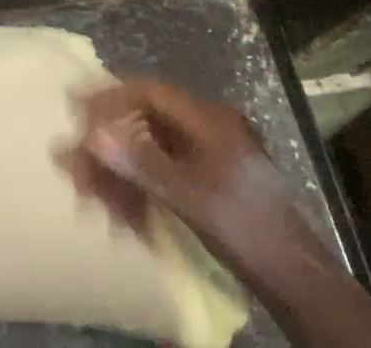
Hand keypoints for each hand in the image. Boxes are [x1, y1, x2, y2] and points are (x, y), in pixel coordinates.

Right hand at [63, 79, 331, 282]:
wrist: (294, 277)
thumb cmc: (244, 227)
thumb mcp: (189, 196)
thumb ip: (140, 163)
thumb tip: (92, 135)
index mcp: (209, 120)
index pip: (149, 93)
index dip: (109, 98)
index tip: (75, 109)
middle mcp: (207, 129)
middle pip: (145, 123)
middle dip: (108, 148)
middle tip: (75, 170)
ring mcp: (207, 156)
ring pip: (149, 153)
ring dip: (119, 174)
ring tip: (92, 200)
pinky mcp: (206, 183)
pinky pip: (161, 176)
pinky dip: (138, 191)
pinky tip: (122, 217)